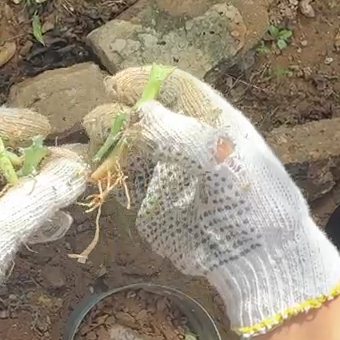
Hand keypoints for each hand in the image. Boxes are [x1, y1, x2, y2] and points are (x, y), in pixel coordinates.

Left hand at [0, 108, 87, 339]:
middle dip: (27, 160)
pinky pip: (2, 221)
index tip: (36, 129)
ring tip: (67, 190)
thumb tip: (77, 169)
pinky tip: (58, 224)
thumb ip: (38, 199)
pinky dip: (27, 219)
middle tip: (62, 162)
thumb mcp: (0, 232)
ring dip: (32, 191)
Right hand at [85, 67, 339, 335]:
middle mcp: (184, 143)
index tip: (114, 86)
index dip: (143, 82)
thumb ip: (174, 131)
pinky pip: (120, 183)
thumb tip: (136, 111)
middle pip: (141, 116)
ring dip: (104, 143)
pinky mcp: (149, 205)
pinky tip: (86, 169)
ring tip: (89, 146)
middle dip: (117, 115)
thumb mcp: (215, 157)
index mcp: (210, 121)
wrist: (253, 258)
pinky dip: (100, 174)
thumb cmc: (247, 199)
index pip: (172, 88)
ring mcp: (165, 174)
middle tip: (99, 124)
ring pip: (125, 148)